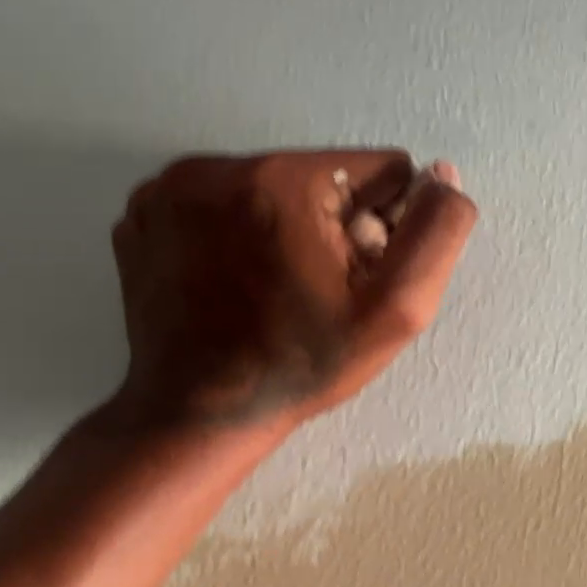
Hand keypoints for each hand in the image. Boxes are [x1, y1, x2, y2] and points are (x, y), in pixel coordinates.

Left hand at [106, 149, 477, 437]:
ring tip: (283, 283)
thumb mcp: (402, 305)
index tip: (356, 274)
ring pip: (289, 184)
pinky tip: (246, 276)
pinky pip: (238, 197)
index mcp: (282, 179)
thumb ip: (440, 226)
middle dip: (343, 222)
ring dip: (301, 224)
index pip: (386, 170)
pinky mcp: (146, 211)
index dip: (389, 224)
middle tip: (322, 284)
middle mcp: (218, 168)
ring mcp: (170, 188)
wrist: (195, 418)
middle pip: (334, 175)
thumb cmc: (306, 362)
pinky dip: (251, 229)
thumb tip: (441, 174)